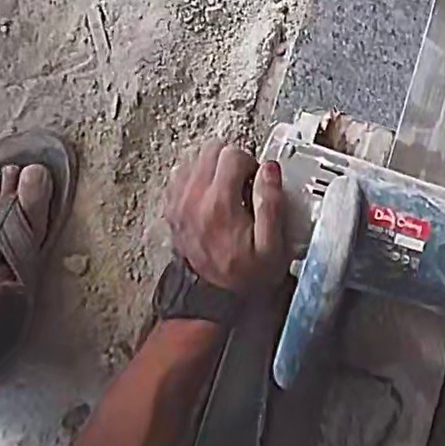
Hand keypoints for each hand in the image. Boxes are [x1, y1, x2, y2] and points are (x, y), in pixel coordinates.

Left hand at [164, 140, 287, 296]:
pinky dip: (198, 178)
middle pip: (211, 149)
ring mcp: (178, 202)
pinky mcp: (172, 207)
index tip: (256, 185)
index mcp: (219, 204)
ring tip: (228, 192)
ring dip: (214, 168)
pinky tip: (211, 195)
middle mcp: (193, 198)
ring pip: (196, 158)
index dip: (251, 165)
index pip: (232, 155)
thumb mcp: (272, 246)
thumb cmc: (246, 274)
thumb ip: (272, 203)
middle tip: (244, 185)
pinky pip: (182, 174)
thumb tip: (269, 169)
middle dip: (232, 161)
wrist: (214, 296)